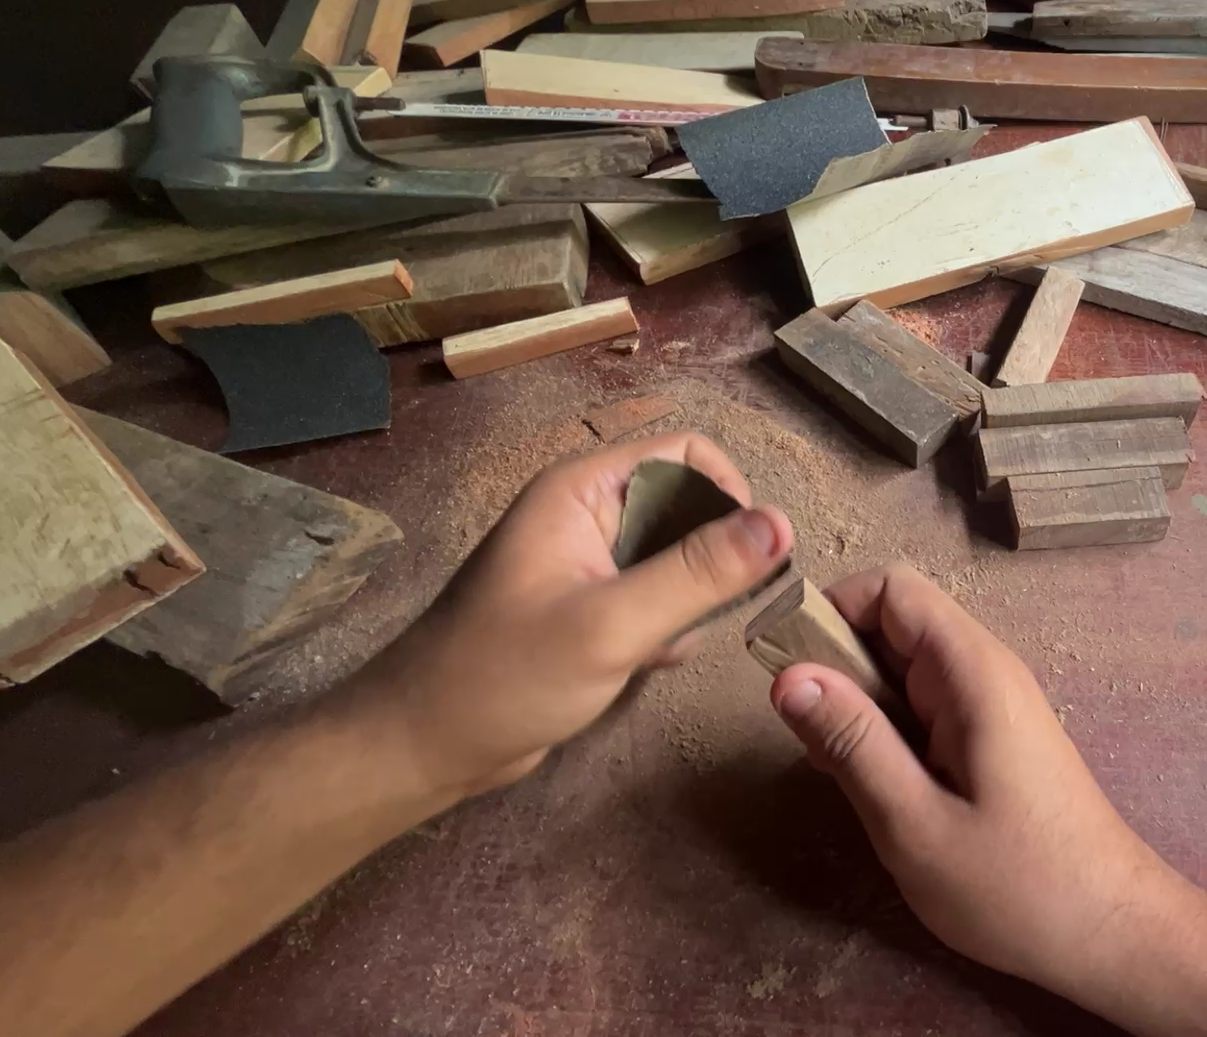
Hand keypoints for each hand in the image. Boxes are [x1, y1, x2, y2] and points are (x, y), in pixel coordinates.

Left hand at [345, 432, 793, 796]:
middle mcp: (594, 513)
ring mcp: (596, 559)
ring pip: (685, 555)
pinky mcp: (600, 601)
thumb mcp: (611, 623)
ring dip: (697, 597)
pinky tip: (651, 660)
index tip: (752, 555)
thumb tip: (782, 524)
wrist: (424, 751)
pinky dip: (674, 624)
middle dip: (716, 556)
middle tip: (715, 608)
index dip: (730, 493)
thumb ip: (698, 573)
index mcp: (586, 490)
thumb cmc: (504, 677)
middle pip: (692, 506)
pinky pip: (666, 594)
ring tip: (670, 640)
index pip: (687, 455)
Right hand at [766, 565, 1183, 997]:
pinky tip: (873, 777)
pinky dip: (884, 724)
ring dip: (858, 699)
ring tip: (834, 763)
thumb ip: (852, 742)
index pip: (893, 589)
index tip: (788, 664)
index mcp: (970, 670)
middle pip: (895, 623)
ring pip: (903, 665)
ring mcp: (988, 697)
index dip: (833, 609)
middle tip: (808, 733)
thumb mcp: (915, 823)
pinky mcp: (987, 729)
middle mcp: (981, 668)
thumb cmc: (1017, 885)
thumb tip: (787, 676)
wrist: (1110, 928)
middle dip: (839, 662)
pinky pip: (922, 700)